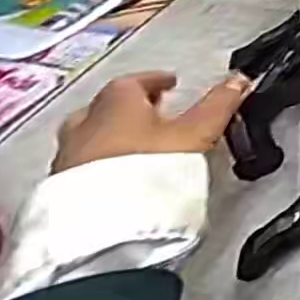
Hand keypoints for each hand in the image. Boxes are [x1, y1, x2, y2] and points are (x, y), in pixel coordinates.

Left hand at [53, 71, 252, 173]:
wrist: (107, 219)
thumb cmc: (154, 161)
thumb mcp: (200, 128)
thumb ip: (220, 102)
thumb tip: (239, 80)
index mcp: (115, 109)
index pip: (129, 83)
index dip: (153, 79)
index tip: (171, 82)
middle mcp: (84, 130)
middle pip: (99, 109)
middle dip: (125, 106)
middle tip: (151, 110)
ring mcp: (67, 160)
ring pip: (87, 136)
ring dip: (111, 133)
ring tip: (139, 141)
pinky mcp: (61, 188)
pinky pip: (82, 163)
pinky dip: (103, 158)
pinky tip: (123, 168)